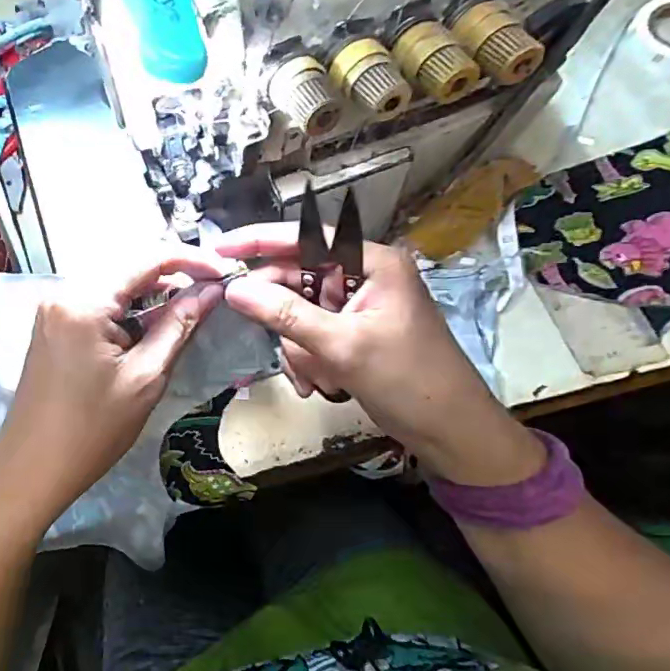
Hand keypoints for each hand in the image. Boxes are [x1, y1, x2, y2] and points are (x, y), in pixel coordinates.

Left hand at [0, 245, 234, 528]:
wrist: (32, 470)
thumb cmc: (93, 430)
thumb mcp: (146, 378)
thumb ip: (178, 326)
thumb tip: (211, 291)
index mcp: (83, 300)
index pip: (146, 257)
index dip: (191, 259)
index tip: (225, 272)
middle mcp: (62, 292)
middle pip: (128, 266)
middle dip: (171, 276)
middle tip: (210, 294)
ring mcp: (52, 308)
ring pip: (113, 284)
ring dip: (150, 294)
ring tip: (187, 312)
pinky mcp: (51, 324)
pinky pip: (96, 302)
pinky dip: (126, 309)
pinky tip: (149, 326)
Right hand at [213, 223, 542, 485]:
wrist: (450, 431)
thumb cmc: (408, 380)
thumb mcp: (342, 346)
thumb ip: (285, 314)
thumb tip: (234, 289)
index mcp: (372, 262)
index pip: (306, 238)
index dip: (260, 241)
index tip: (219, 249)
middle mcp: (362, 276)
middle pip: (297, 281)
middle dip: (286, 323)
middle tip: (285, 349)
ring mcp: (356, 307)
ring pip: (298, 315)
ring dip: (299, 351)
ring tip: (319, 381)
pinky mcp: (351, 333)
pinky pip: (310, 336)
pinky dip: (309, 361)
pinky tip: (322, 386)